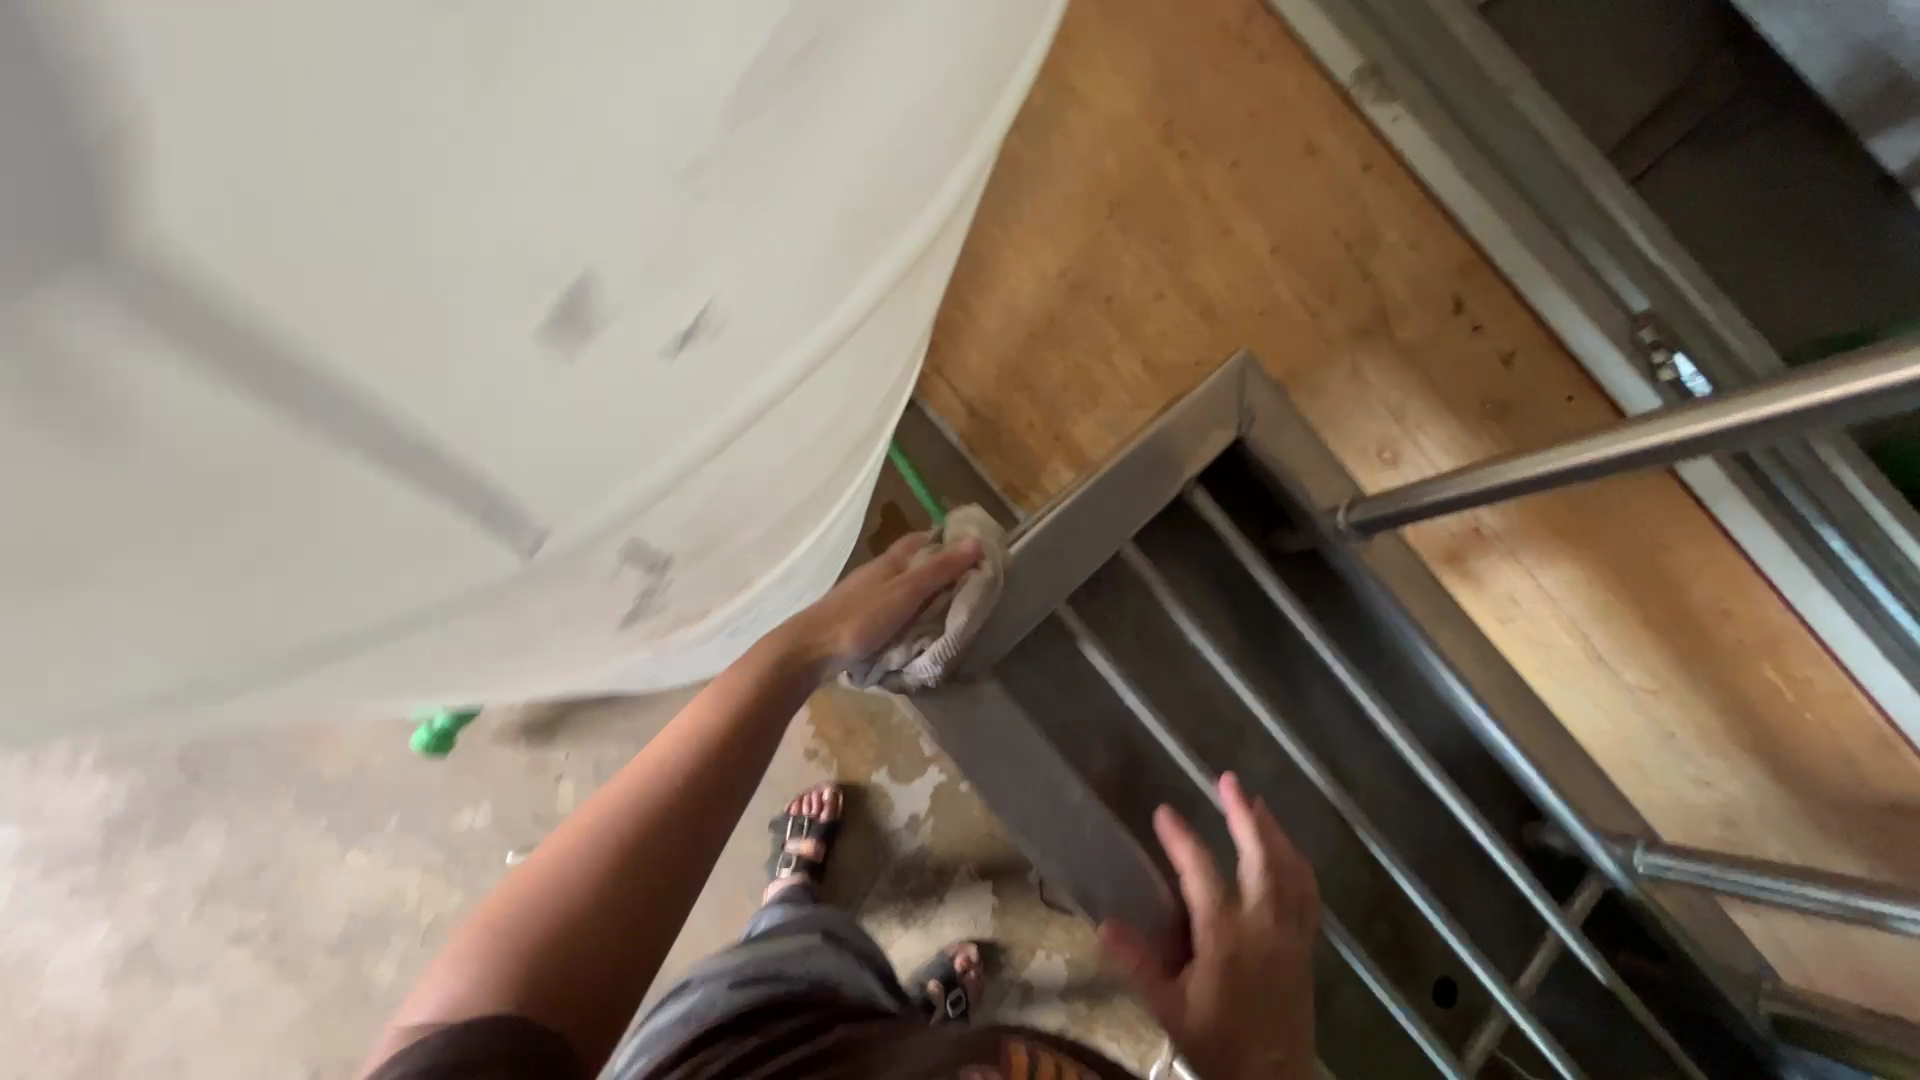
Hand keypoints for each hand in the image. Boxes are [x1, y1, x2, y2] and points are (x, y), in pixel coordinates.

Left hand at [775, 530, 982, 679]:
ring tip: (952, 609)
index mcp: (890, 561)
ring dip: (925, 594)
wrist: (810, 650)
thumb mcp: (906, 592)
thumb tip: (976, 541)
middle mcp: (878, 574)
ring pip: (902, 588)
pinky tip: (920, 628)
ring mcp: (867, 597)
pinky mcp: (860, 620)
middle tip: (970, 585)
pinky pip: (893, 610)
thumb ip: (939, 570)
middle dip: (939, 570)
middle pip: (913, 564)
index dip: (946, 541)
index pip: (922, 540)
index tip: (974, 552)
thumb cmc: (860, 617)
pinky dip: (911, 614)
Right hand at [1101, 772, 1318, 1079]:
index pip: (1202, 873)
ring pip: (1290, 870)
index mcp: (1226, 937)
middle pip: (1261, 858)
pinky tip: (1288, 852)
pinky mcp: (1306, 946)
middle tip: (1228, 780)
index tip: (1163, 812)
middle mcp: (1264, 926)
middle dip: (1244, 815)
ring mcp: (1291, 934)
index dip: (1181, 839)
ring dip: (1274, 832)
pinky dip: (1298, 863)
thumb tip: (1103, 923)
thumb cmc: (1218, 1043)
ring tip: (1257, 803)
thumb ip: (1138, 965)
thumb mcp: (1170, 1010)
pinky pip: (1308, 893)